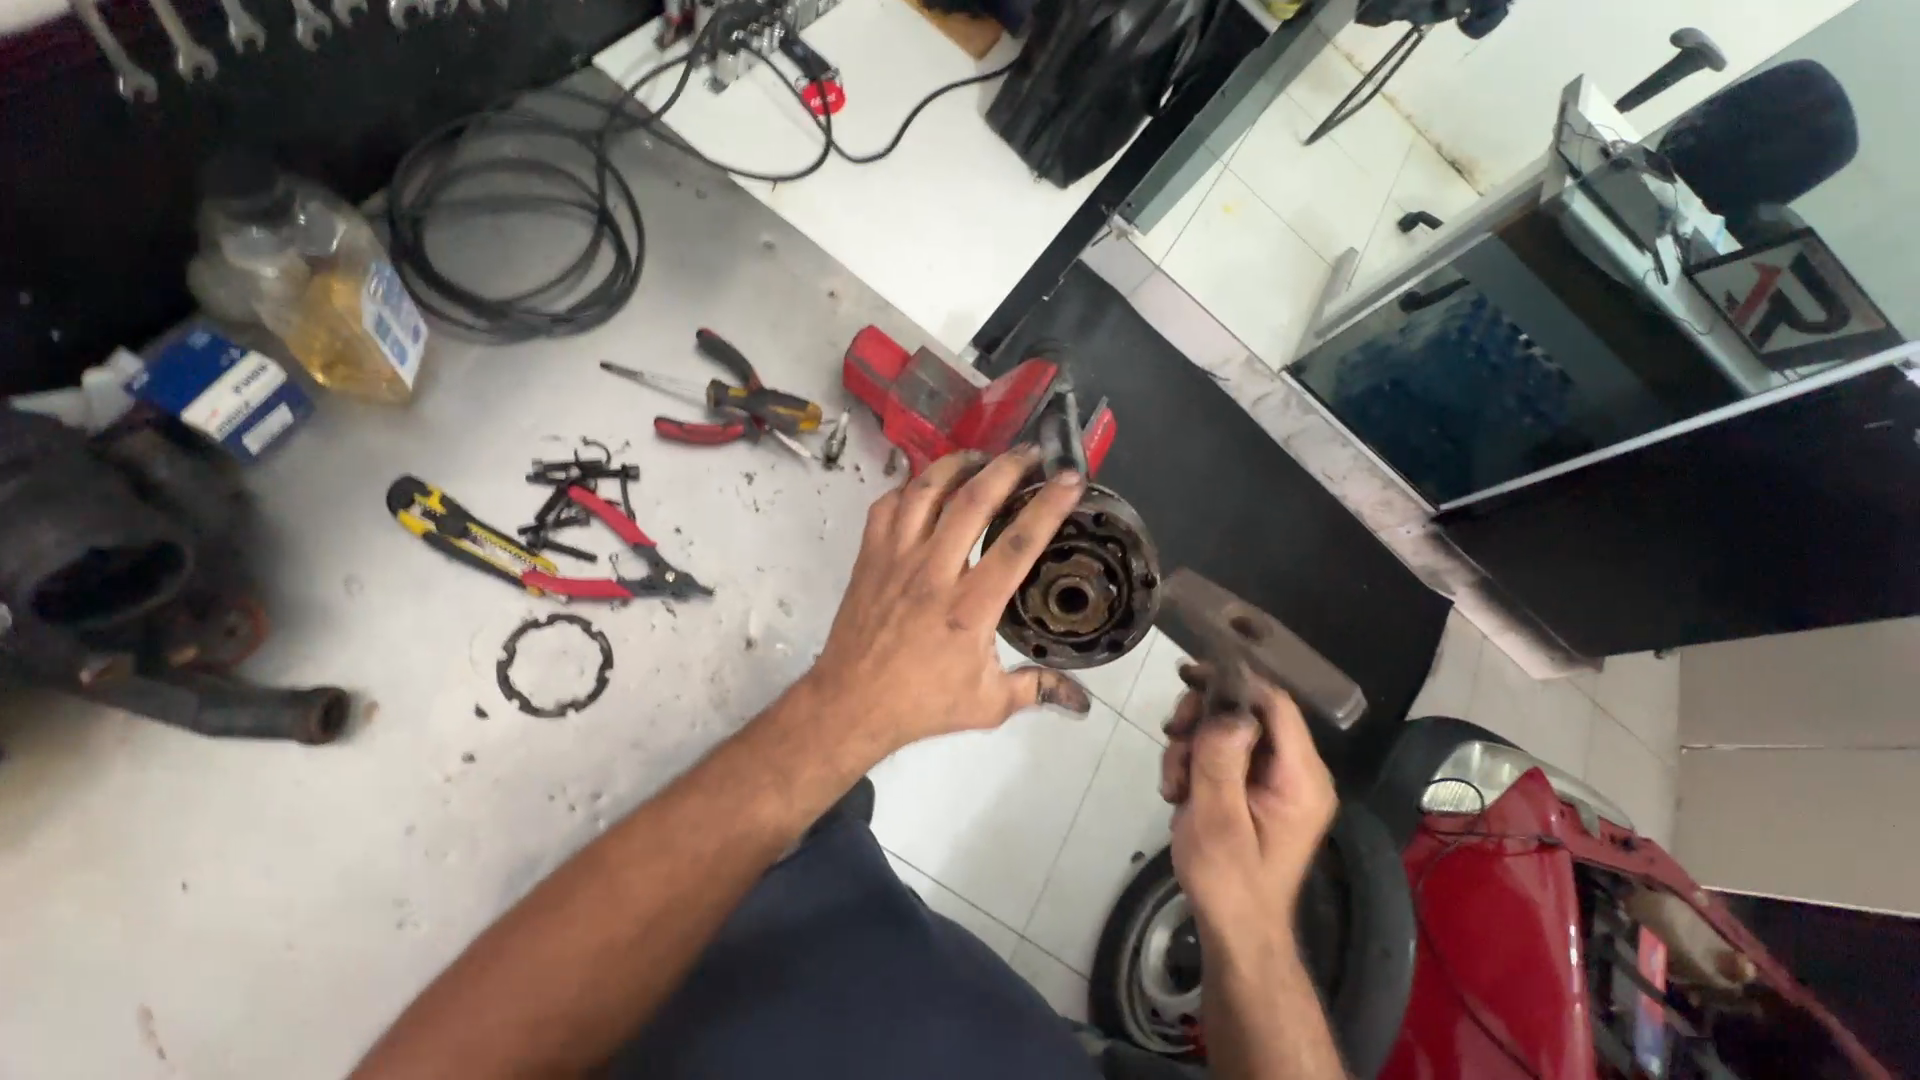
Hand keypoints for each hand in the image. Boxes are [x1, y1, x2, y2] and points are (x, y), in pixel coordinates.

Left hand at [798, 447, 1092, 758]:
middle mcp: (934, 571)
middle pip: (973, 500)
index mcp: (970, 606)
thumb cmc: (921, 704)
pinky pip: (888, 505)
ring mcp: (897, 558)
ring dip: (957, 465)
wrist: (851, 703)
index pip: (1018, 543)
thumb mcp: (988, 704)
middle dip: (1007, 467)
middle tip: (1030, 452)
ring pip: (926, 492)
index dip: (1048, 505)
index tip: (1069, 477)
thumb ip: (1036, 689)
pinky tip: (926, 486)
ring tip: (981, 455)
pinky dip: (909, 487)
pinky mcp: (869, 557)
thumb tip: (1080, 699)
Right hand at [1160, 667, 1336, 932]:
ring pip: (1228, 731)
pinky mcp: (1253, 788)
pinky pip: (1222, 754)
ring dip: (1191, 746)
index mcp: (1302, 777)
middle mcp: (1295, 771)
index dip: (1236, 683)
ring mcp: (1274, 780)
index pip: (1277, 706)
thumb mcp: (1217, 820)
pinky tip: (1178, 792)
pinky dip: (1194, 764)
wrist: (1234, 930)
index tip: (1190, 676)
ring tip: (1174, 784)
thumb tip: (1228, 711)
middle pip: (1248, 713)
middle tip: (1171, 737)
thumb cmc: (1229, 880)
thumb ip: (1222, 761)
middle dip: (1203, 721)